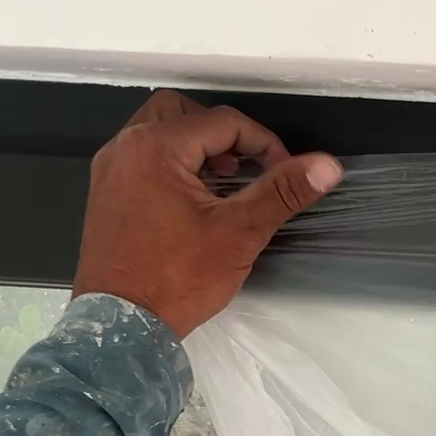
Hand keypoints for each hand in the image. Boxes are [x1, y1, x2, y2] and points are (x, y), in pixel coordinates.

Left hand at [72, 90, 342, 336]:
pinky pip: (145, 158)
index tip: (285, 175)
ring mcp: (111, 170)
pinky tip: (199, 200)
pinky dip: (176, 164)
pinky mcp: (108, 193)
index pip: (223, 122)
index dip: (265, 144)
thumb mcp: (241, 232)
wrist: (124, 323)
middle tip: (251, 167)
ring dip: (200, 147)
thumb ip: (283, 192)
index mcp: (156, 148)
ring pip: (161, 133)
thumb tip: (327, 166)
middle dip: (225, 134)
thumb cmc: (179, 278)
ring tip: (228, 182)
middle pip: (183, 112)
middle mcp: (126, 147)